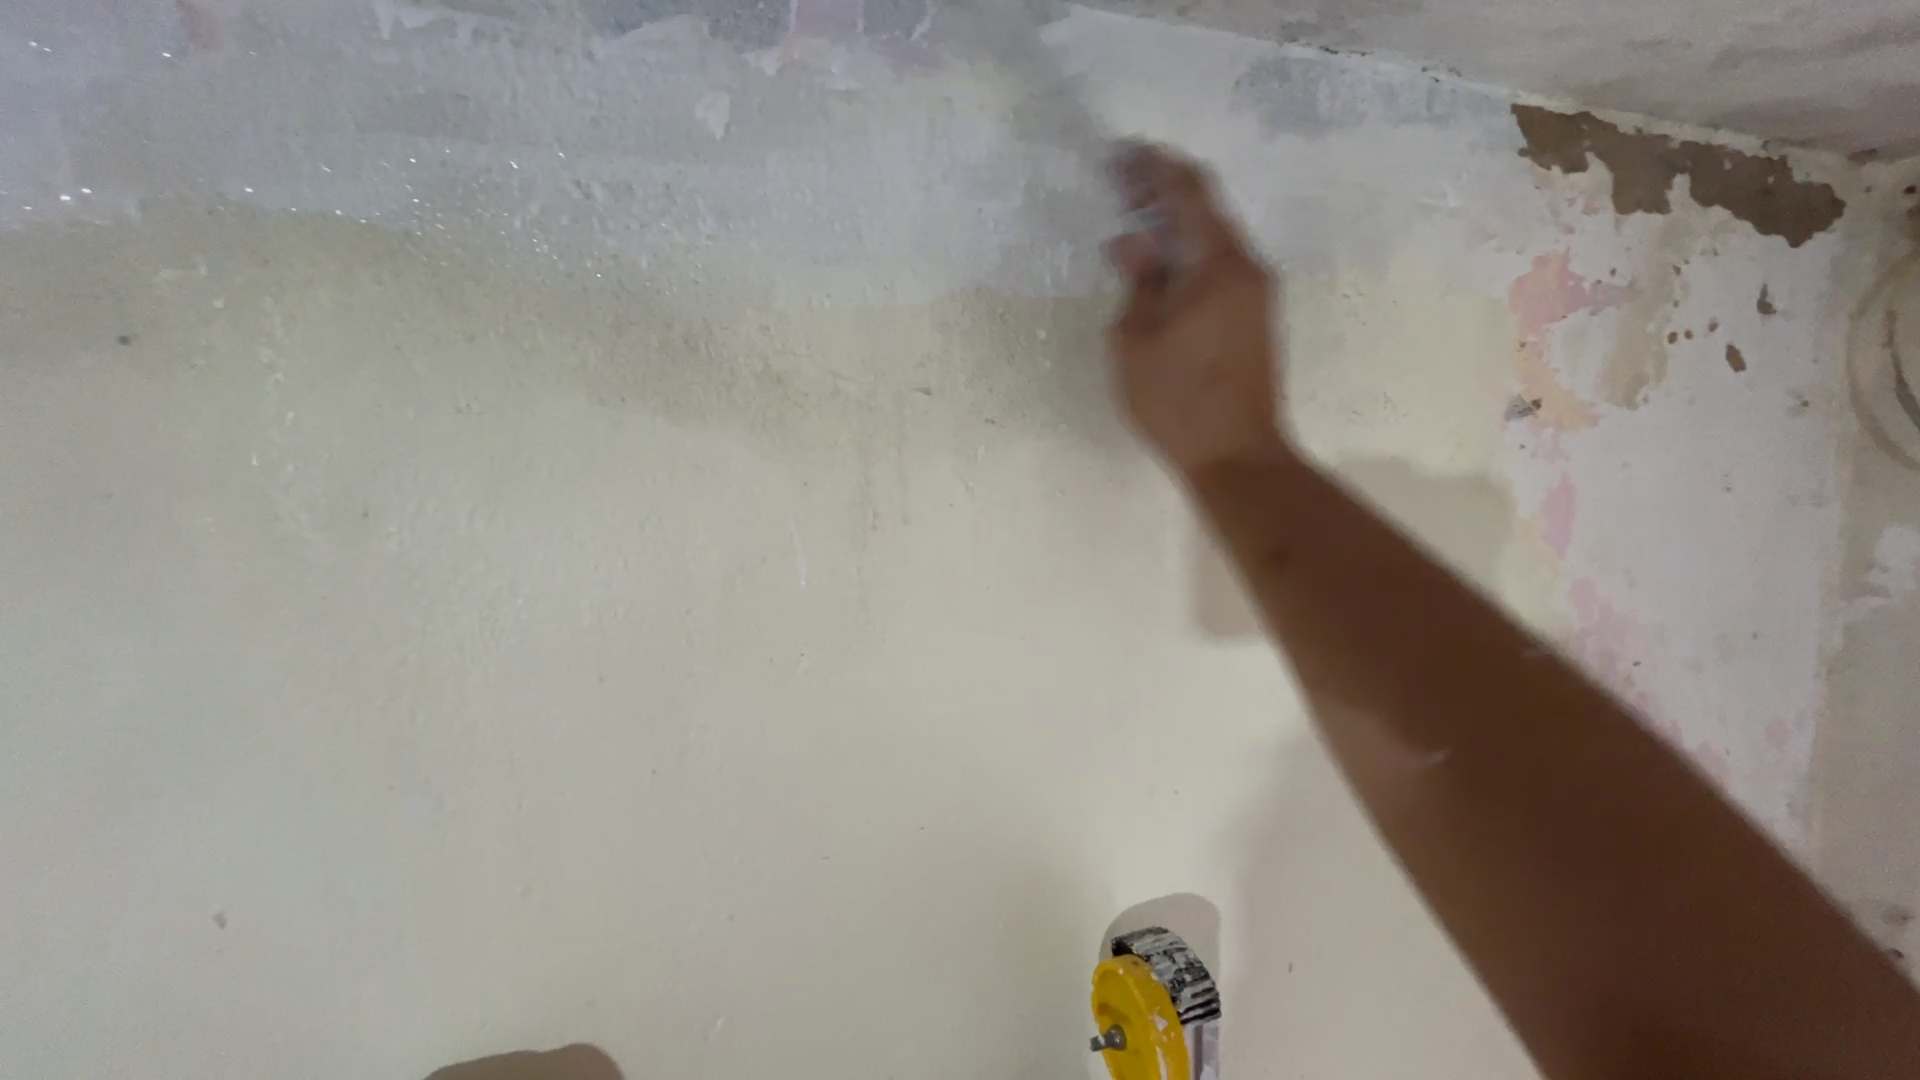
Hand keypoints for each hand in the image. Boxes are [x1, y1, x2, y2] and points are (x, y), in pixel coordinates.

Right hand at [1104, 143, 1286, 476]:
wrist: (1237, 454)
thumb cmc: (1178, 398)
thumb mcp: (1137, 339)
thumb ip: (1138, 282)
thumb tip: (1132, 241)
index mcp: (1219, 264)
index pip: (1191, 193)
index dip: (1157, 167)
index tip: (1126, 153)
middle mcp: (1248, 268)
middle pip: (1209, 211)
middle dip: (1167, 191)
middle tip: (1125, 182)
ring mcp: (1257, 294)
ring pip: (1216, 241)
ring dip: (1179, 225)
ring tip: (1138, 221)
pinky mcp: (1256, 319)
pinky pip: (1221, 268)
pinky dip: (1191, 255)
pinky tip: (1164, 264)